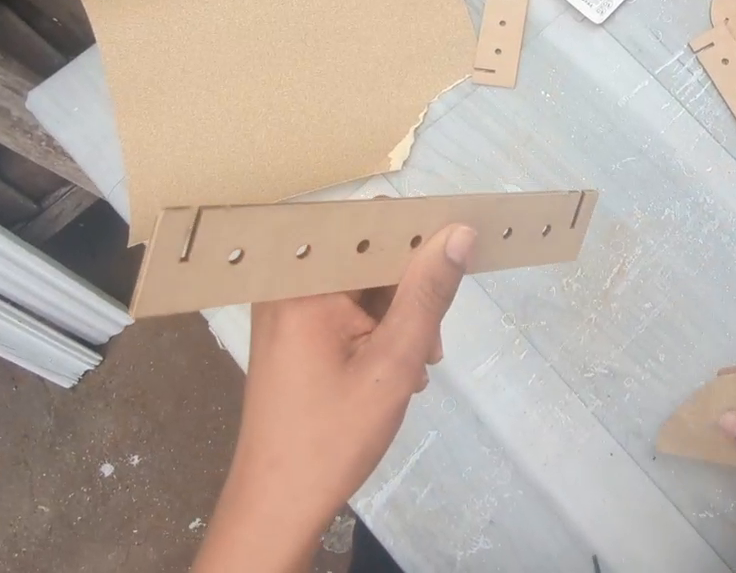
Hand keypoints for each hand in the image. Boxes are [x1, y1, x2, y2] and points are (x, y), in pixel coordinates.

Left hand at [194, 223, 475, 572]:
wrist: (275, 510)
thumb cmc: (333, 436)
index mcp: (305, 280)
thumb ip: (428, 292)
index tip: (454, 258)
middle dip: (410, 290)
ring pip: (361, 285)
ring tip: (416, 365)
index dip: (416, 236)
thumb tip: (460, 232)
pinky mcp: (291, 333)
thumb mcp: (394, 361)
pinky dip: (375, 329)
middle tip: (431, 343)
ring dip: (398, 315)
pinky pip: (344, 308)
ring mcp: (286, 310)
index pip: (370, 225)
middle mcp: (288, 284)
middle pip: (367, 257)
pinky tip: (393, 368)